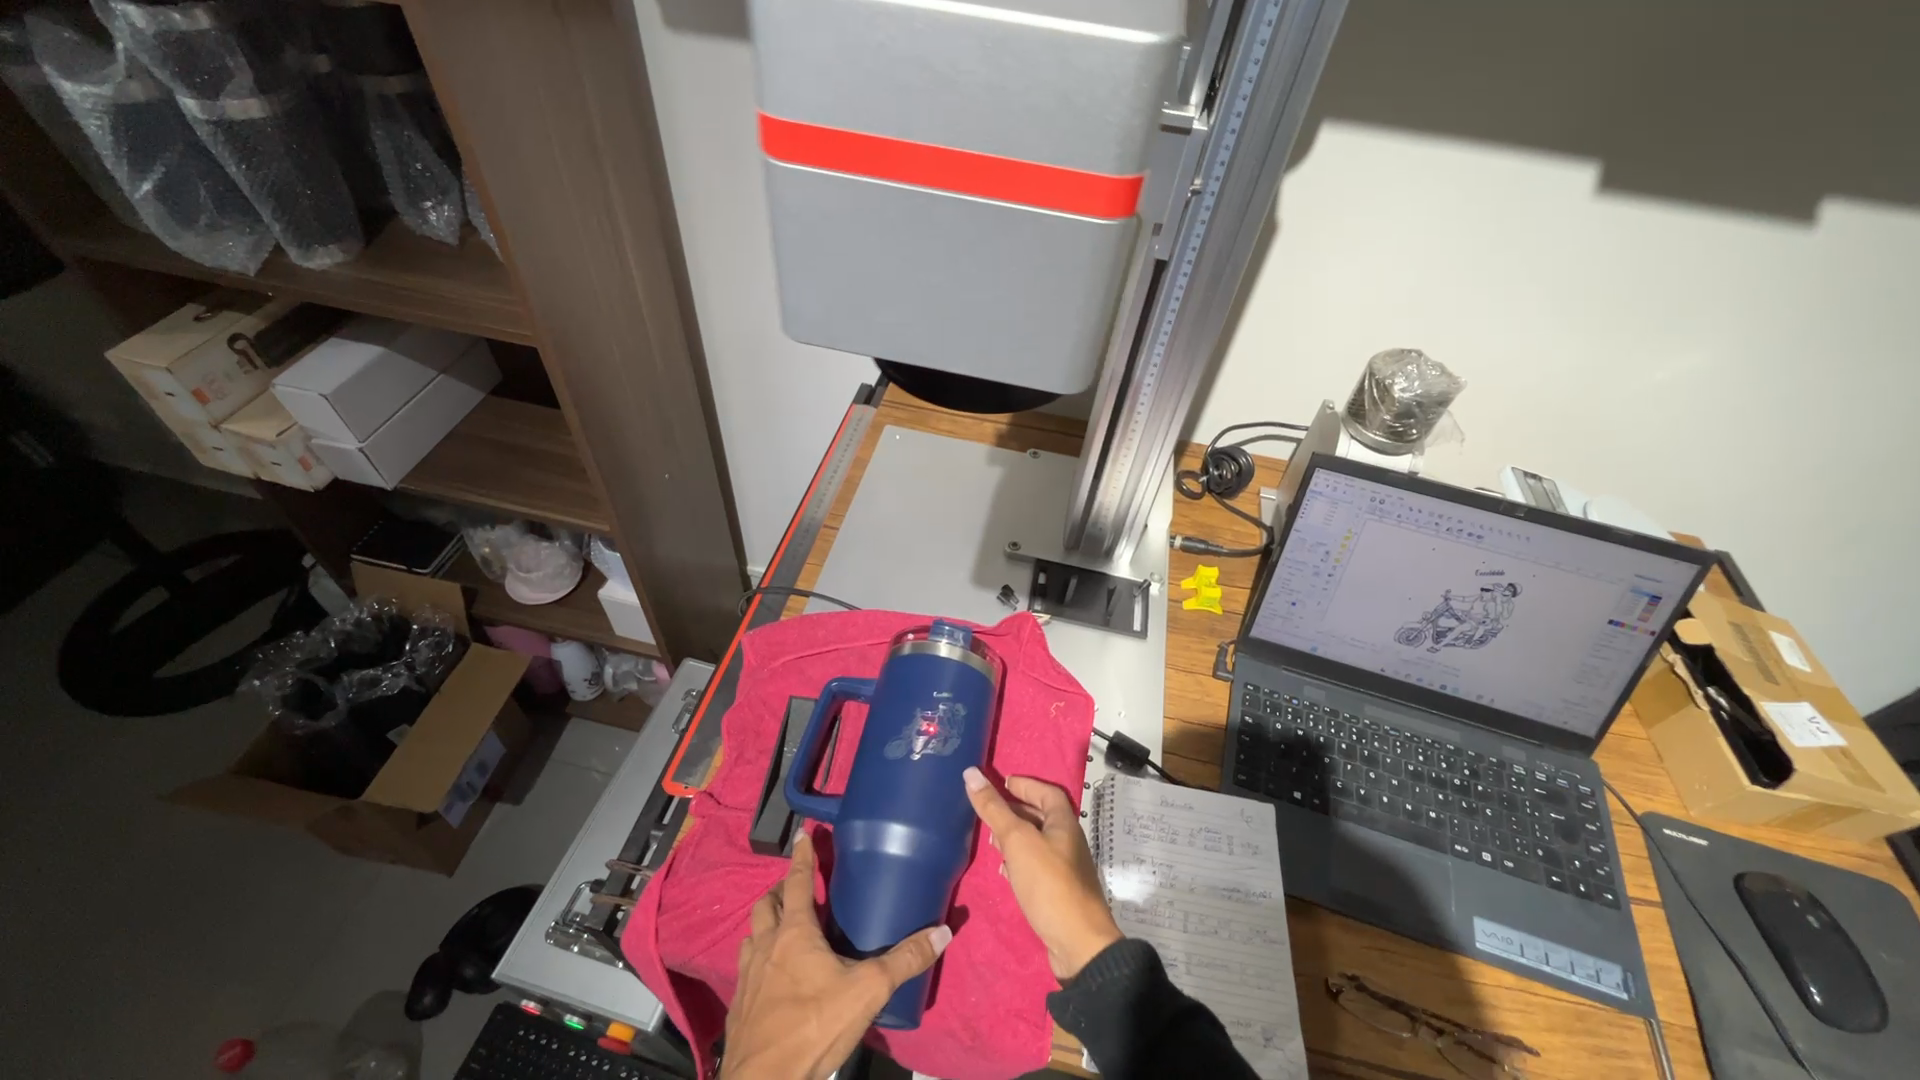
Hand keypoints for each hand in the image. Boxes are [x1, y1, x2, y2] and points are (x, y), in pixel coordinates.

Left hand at [720, 832, 951, 1079]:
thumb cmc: (815, 1025)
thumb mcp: (868, 991)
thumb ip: (905, 960)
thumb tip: (943, 931)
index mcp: (795, 933)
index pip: (796, 882)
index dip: (800, 856)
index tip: (801, 833)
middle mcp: (767, 945)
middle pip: (766, 904)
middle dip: (780, 890)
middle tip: (796, 887)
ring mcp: (748, 974)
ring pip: (753, 933)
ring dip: (767, 923)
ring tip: (785, 928)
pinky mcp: (740, 1003)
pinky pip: (747, 965)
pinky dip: (759, 956)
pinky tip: (772, 974)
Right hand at [964, 767, 1121, 980]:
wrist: (1078, 943)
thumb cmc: (1049, 884)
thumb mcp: (1017, 841)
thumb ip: (994, 809)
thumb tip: (971, 773)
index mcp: (1064, 824)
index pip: (1047, 792)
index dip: (1026, 785)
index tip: (1003, 782)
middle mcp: (1068, 842)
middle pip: (1042, 816)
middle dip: (1016, 810)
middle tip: (989, 810)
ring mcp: (1065, 869)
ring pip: (1037, 843)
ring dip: (1015, 837)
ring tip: (991, 839)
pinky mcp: (1058, 893)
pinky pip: (1036, 867)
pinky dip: (1018, 861)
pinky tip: (1003, 870)